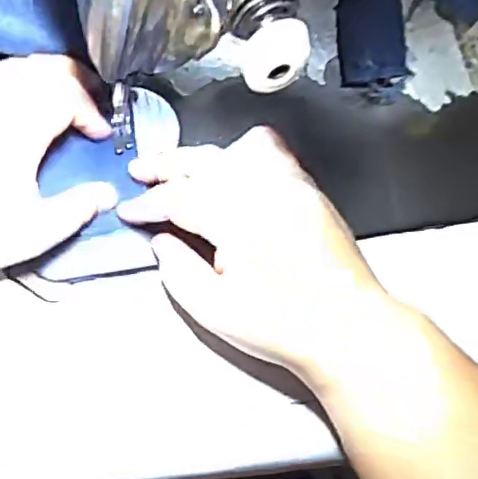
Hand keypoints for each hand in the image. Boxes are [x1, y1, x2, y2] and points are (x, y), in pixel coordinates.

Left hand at [0, 55, 120, 282]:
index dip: (88, 109)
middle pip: (32, 73)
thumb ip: (78, 208)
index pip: (62, 98)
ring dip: (23, 71)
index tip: (100, 135)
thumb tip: (108, 194)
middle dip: (66, 74)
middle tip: (88, 91)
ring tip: (44, 81)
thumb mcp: (42, 228)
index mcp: (20, 133)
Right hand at [117, 127, 416, 385]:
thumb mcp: (213, 310)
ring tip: (180, 165)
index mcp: (239, 219)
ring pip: (238, 149)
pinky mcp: (309, 195)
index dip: (149, 202)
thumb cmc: (287, 326)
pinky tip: (231, 167)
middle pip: (206, 162)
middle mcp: (269, 193)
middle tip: (143, 173)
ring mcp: (294, 189)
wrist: (345, 329)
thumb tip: (162, 244)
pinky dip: (242, 155)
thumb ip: (178, 271)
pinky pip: (273, 154)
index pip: (181, 196)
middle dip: (168, 166)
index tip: (132, 210)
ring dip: (203, 155)